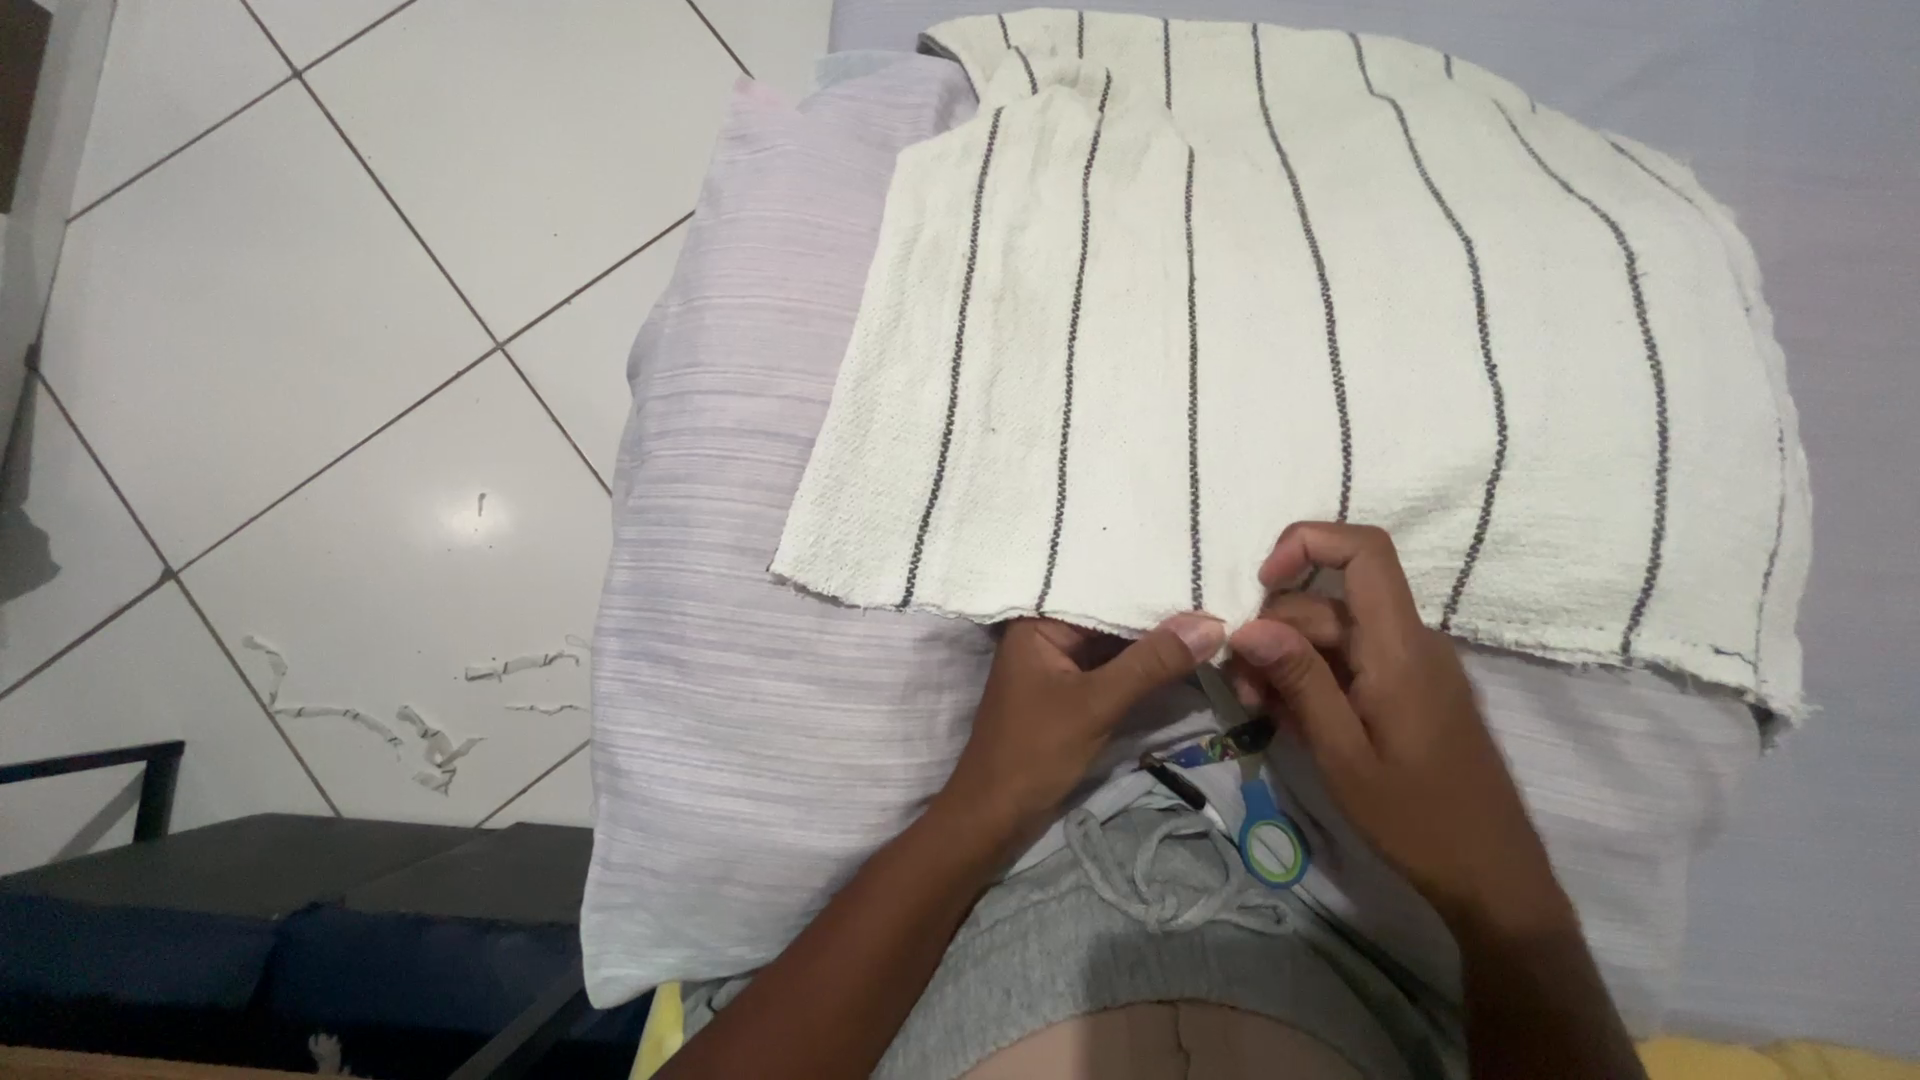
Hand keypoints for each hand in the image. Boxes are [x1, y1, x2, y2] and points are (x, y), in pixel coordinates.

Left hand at [935, 615, 1224, 853]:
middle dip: (1157, 615)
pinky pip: (1111, 669)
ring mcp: (1056, 665)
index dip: (1151, 587)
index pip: (1101, 590)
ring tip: (1212, 621)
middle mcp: (1045, 634)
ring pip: (1114, 645)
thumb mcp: (1097, 703)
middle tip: (1216, 594)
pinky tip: (1182, 657)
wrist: (994, 816)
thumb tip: (1212, 623)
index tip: (1203, 574)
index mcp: (1037, 622)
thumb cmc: (1034, 752)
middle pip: (1109, 616)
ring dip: (1154, 643)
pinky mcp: (1068, 693)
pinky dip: (1141, 668)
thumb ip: (1152, 662)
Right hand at [1227, 523, 1570, 934]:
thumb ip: (1299, 680)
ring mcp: (1413, 665)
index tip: (1259, 582)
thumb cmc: (1416, 818)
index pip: (1365, 551)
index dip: (1307, 542)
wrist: (1492, 876)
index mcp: (1401, 648)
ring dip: (1286, 660)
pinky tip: (1289, 716)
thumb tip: (1248, 624)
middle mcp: (1411, 642)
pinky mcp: (1409, 689)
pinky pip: (1349, 662)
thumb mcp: (1342, 752)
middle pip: (1327, 603)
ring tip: (1261, 709)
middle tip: (1242, 687)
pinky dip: (1311, 678)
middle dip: (1272, 632)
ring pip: (1331, 634)